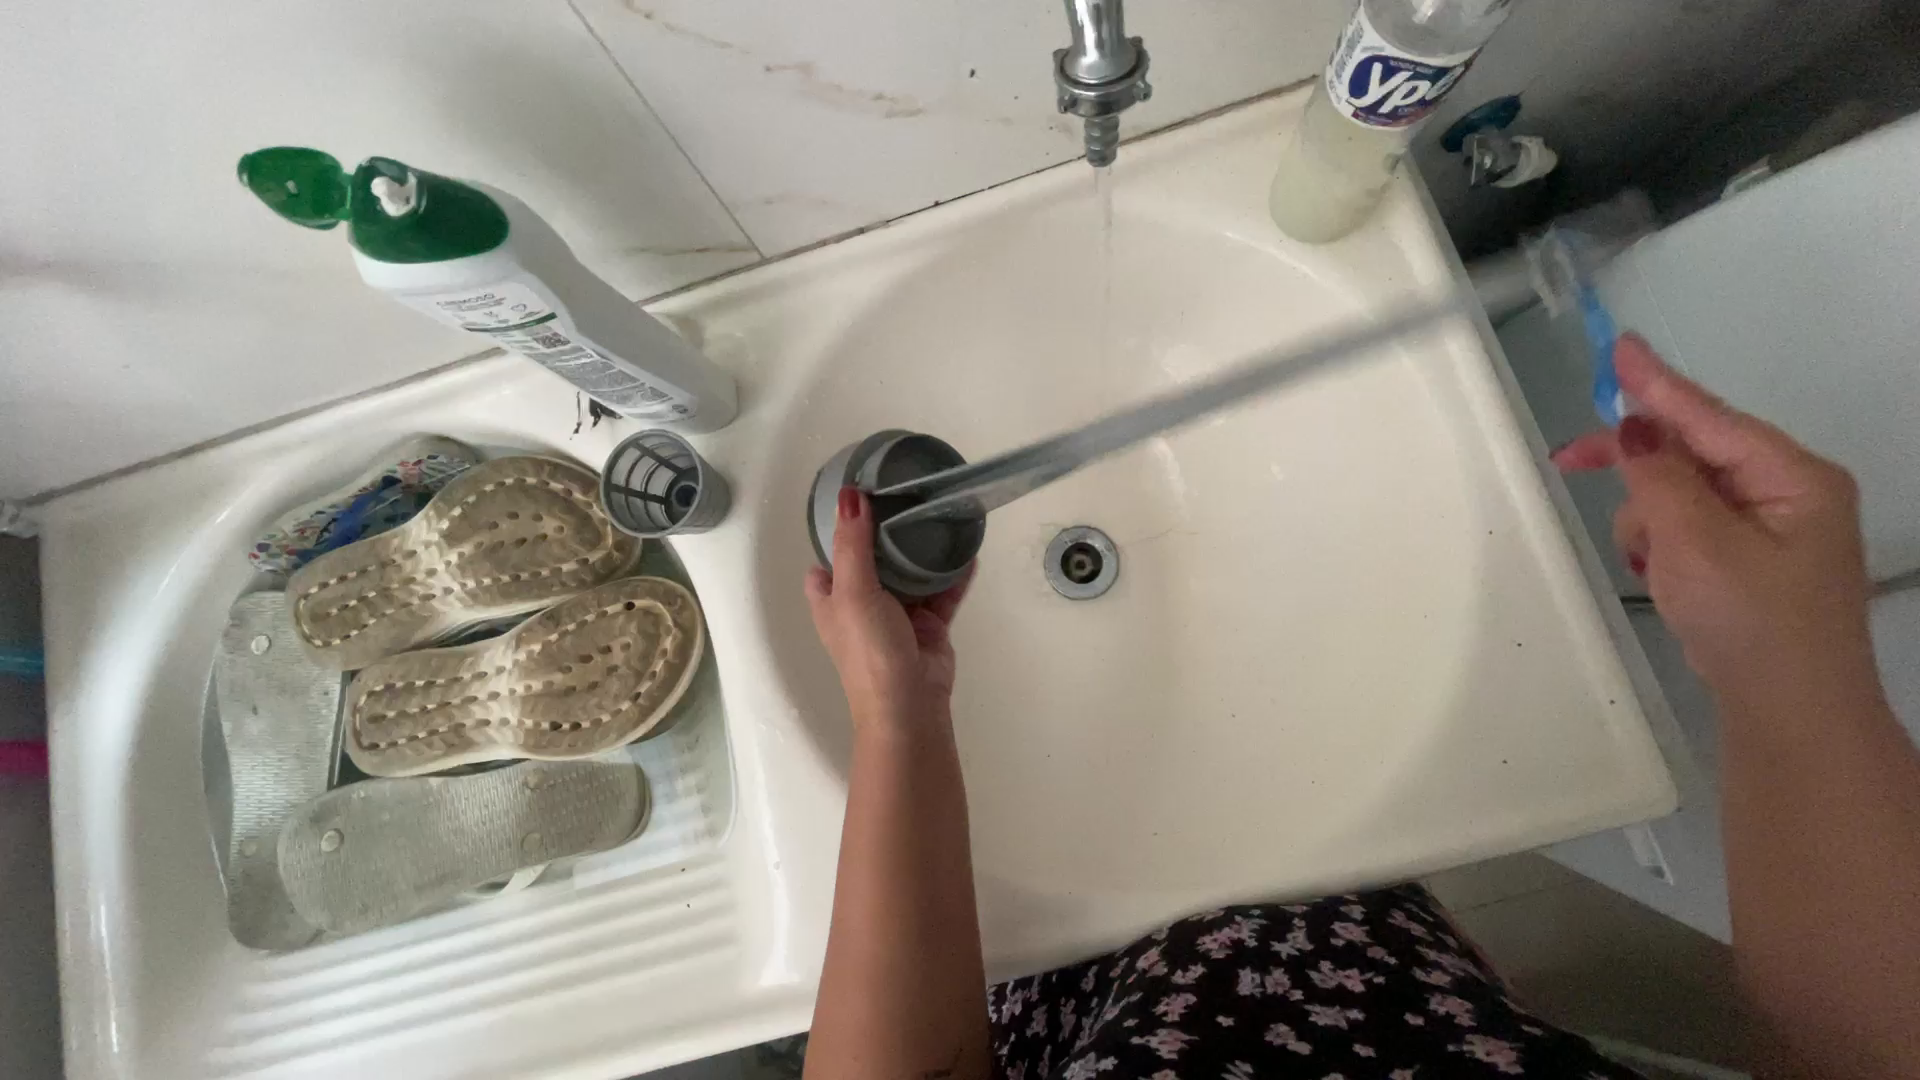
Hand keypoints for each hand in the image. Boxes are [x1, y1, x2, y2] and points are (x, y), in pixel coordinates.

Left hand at [804, 487, 972, 729]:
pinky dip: (954, 575)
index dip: (836, 536)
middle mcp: (862, 606)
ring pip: (911, 575)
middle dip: (887, 535)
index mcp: (833, 601)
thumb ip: (853, 543)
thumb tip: (848, 495)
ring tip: (939, 516)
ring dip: (923, 551)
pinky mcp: (930, 626)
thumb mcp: (853, 591)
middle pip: (873, 562)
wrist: (908, 705)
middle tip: (906, 498)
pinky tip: (968, 550)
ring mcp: (898, 616)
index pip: (827, 563)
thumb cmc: (869, 649)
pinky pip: (943, 593)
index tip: (857, 504)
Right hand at [1553, 334, 1874, 699]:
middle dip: (1635, 469)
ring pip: (1674, 490)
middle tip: (1567, 462)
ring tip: (1651, 563)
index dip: (1657, 383)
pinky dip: (1657, 539)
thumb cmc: (1749, 621)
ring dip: (1646, 519)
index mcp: (1790, 477)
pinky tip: (1659, 570)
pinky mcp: (1742, 549)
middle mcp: (1783, 488)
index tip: (1618, 346)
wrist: (1785, 703)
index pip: (1707, 416)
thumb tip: (1633, 428)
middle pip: (1688, 452)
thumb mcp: (1695, 543)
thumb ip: (1660, 478)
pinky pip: (1681, 520)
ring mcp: (1765, 521)